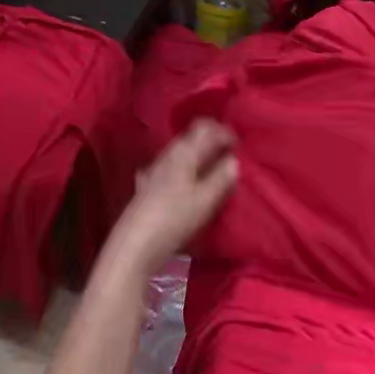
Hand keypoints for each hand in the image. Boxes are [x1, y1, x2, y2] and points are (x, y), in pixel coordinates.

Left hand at [107, 120, 240, 274]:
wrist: (135, 245)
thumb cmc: (174, 219)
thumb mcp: (205, 200)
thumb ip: (222, 178)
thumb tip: (234, 161)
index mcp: (183, 153)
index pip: (205, 128)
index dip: (224, 132)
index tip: (239, 145)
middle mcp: (166, 156)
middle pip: (191, 138)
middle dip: (211, 142)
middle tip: (229, 155)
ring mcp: (153, 171)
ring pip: (180, 154)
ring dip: (198, 157)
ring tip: (213, 171)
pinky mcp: (147, 188)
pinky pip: (171, 169)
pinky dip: (185, 171)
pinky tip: (187, 184)